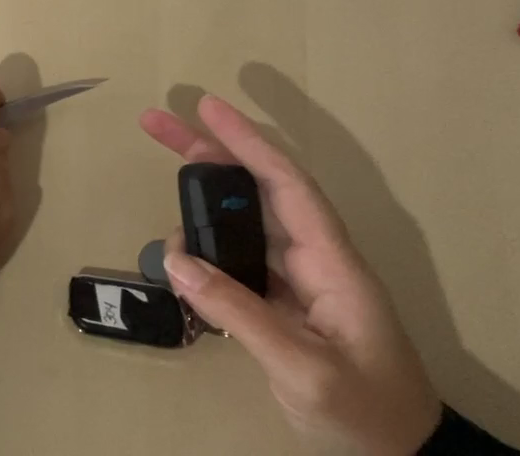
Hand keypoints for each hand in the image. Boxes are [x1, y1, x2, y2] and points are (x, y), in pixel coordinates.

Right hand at [140, 94, 441, 454]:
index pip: (287, 188)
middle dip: (208, 151)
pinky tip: (180, 250)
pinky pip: (235, 254)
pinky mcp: (281, 300)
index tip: (205, 107)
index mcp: (333, 267)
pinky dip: (202, 239)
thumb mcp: (304, 370)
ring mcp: (299, 280)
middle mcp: (316, 261)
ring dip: (201, 193)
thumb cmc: (365, 412)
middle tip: (154, 123)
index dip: (247, 143)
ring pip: (243, 219)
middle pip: (259, 190)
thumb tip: (176, 259)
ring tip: (162, 176)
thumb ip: (239, 313)